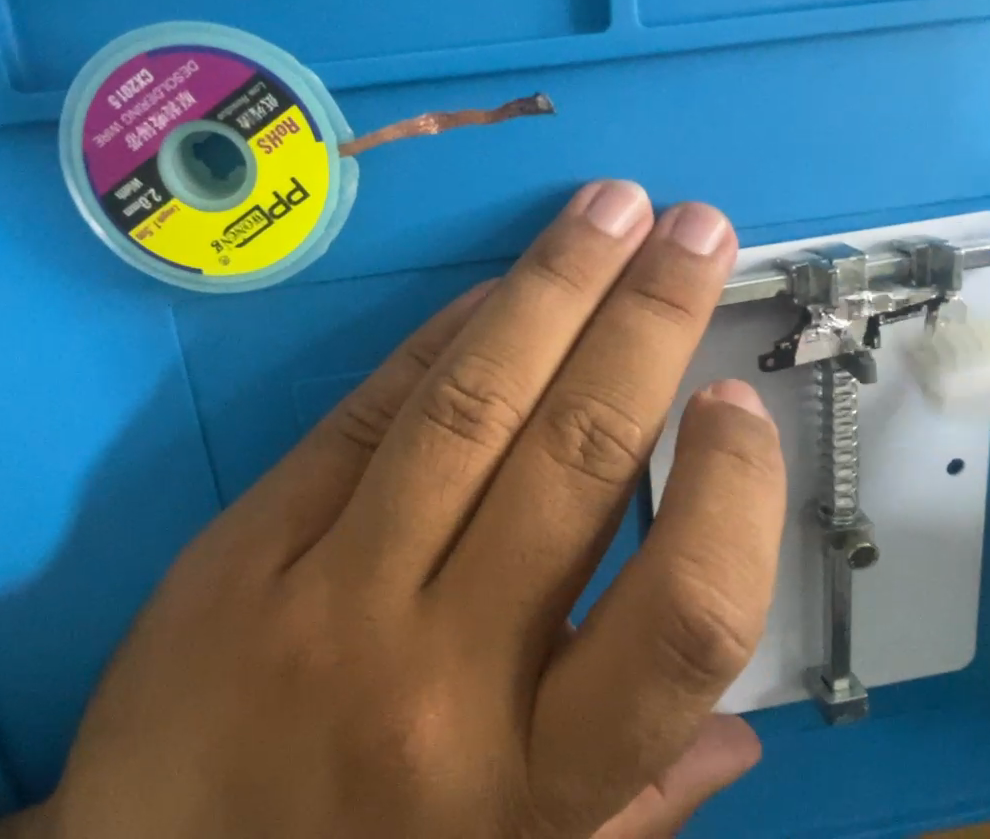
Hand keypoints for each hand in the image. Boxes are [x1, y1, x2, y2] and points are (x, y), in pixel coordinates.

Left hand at [22, 182, 786, 837]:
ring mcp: (334, 591)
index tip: (739, 401)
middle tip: (695, 232)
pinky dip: (443, 336)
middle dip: (647, 327)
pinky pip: (369, 412)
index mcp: (534, 777)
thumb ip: (634, 806)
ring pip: (469, 408)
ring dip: (552, 292)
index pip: (676, 620)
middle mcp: (442, 670)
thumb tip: (738, 728)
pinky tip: (498, 286)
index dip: (728, 498)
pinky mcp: (250, 539)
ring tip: (610, 210)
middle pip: (573, 462)